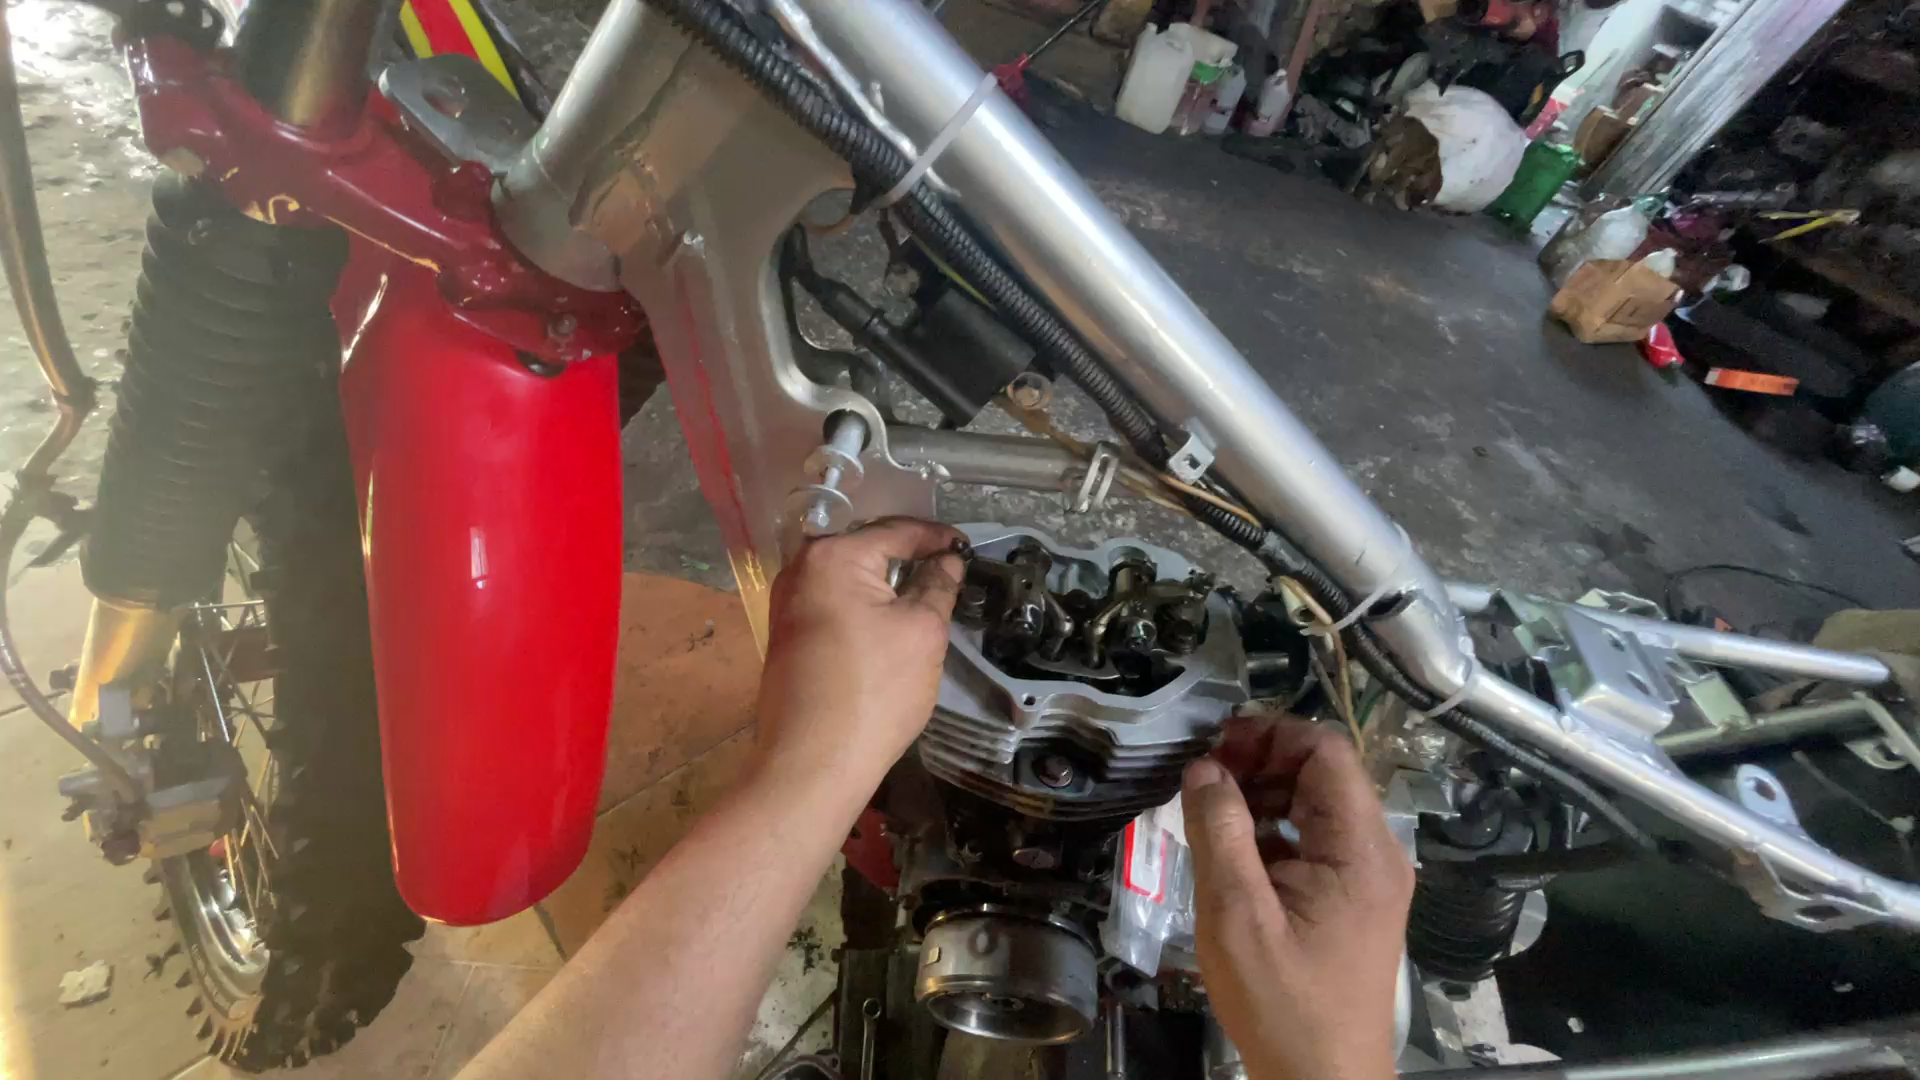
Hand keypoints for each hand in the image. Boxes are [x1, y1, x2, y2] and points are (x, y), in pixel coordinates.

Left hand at [754, 518, 965, 785]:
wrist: (812, 765)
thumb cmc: (874, 691)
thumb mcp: (922, 632)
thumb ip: (937, 585)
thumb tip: (947, 561)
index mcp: (832, 557)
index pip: (896, 531)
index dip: (936, 537)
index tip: (967, 547)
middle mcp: (800, 570)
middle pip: (867, 549)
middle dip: (909, 555)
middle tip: (949, 565)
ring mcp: (787, 604)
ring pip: (849, 577)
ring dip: (886, 581)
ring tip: (926, 588)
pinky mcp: (788, 635)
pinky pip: (834, 602)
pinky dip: (865, 603)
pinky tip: (889, 617)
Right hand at [1181, 716, 1414, 1079]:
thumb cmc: (1281, 1002)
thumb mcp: (1236, 912)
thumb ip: (1218, 828)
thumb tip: (1204, 766)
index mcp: (1360, 850)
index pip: (1326, 751)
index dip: (1270, 733)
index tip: (1216, 747)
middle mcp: (1374, 852)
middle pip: (1320, 771)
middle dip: (1258, 760)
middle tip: (1203, 776)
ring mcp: (1364, 875)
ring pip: (1312, 800)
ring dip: (1260, 791)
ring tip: (1209, 808)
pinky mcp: (1348, 896)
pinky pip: (1309, 835)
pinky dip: (1268, 826)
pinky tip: (1231, 846)